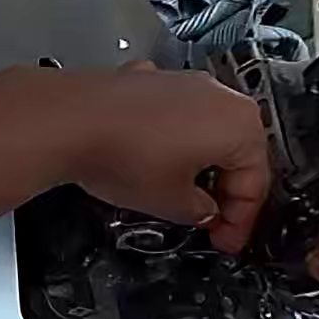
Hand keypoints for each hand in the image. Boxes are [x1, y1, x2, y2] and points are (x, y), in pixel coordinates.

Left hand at [43, 64, 269, 252]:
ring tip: (166, 189)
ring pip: (194, 128)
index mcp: (239, 123)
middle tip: (203, 218)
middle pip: (229, 149)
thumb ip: (197, 210)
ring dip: (187, 160)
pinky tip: (136, 152)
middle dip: (217, 186)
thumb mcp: (169, 202)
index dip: (240, 220)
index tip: (225, 240)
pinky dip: (155, 135)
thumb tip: (199, 207)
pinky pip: (158, 113)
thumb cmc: (121, 156)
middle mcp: (213, 92)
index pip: (254, 182)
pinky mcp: (136, 78)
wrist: (64, 120)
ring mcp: (172, 80)